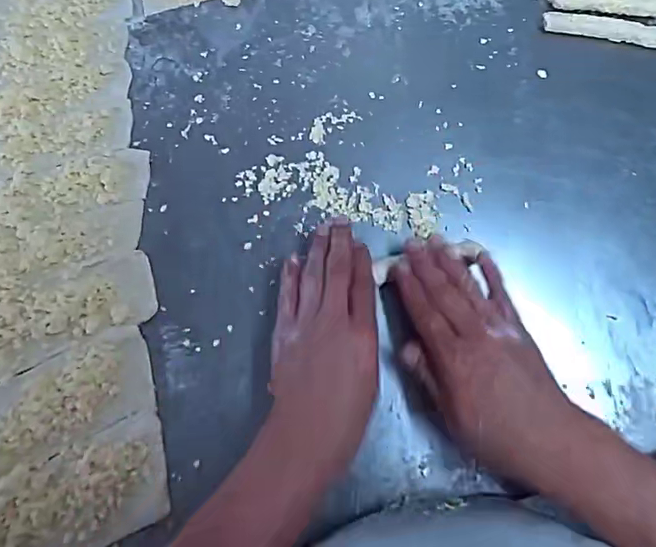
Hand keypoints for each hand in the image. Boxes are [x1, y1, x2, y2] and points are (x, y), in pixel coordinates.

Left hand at [267, 219, 378, 482]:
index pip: (362, 286)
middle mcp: (333, 321)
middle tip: (340, 220)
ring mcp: (305, 323)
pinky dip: (291, 275)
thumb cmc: (346, 419)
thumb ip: (365, 339)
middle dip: (339, 243)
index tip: (360, 242)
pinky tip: (293, 260)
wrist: (304, 435)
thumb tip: (359, 313)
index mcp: (362, 336)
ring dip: (316, 250)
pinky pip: (288, 295)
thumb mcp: (370, 378)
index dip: (361, 260)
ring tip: (321, 229)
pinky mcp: (284, 330)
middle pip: (336, 272)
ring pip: (312, 276)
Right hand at [389, 236, 591, 491]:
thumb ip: (428, 378)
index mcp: (454, 359)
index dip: (409, 289)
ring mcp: (498, 328)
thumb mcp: (453, 418)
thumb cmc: (497, 436)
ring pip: (468, 288)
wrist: (554, 441)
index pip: (425, 315)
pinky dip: (492, 273)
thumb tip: (405, 347)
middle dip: (425, 266)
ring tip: (436, 240)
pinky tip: (482, 256)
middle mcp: (474, 336)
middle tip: (410, 242)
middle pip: (444, 294)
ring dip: (450, 262)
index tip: (397, 266)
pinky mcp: (518, 328)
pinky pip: (502, 295)